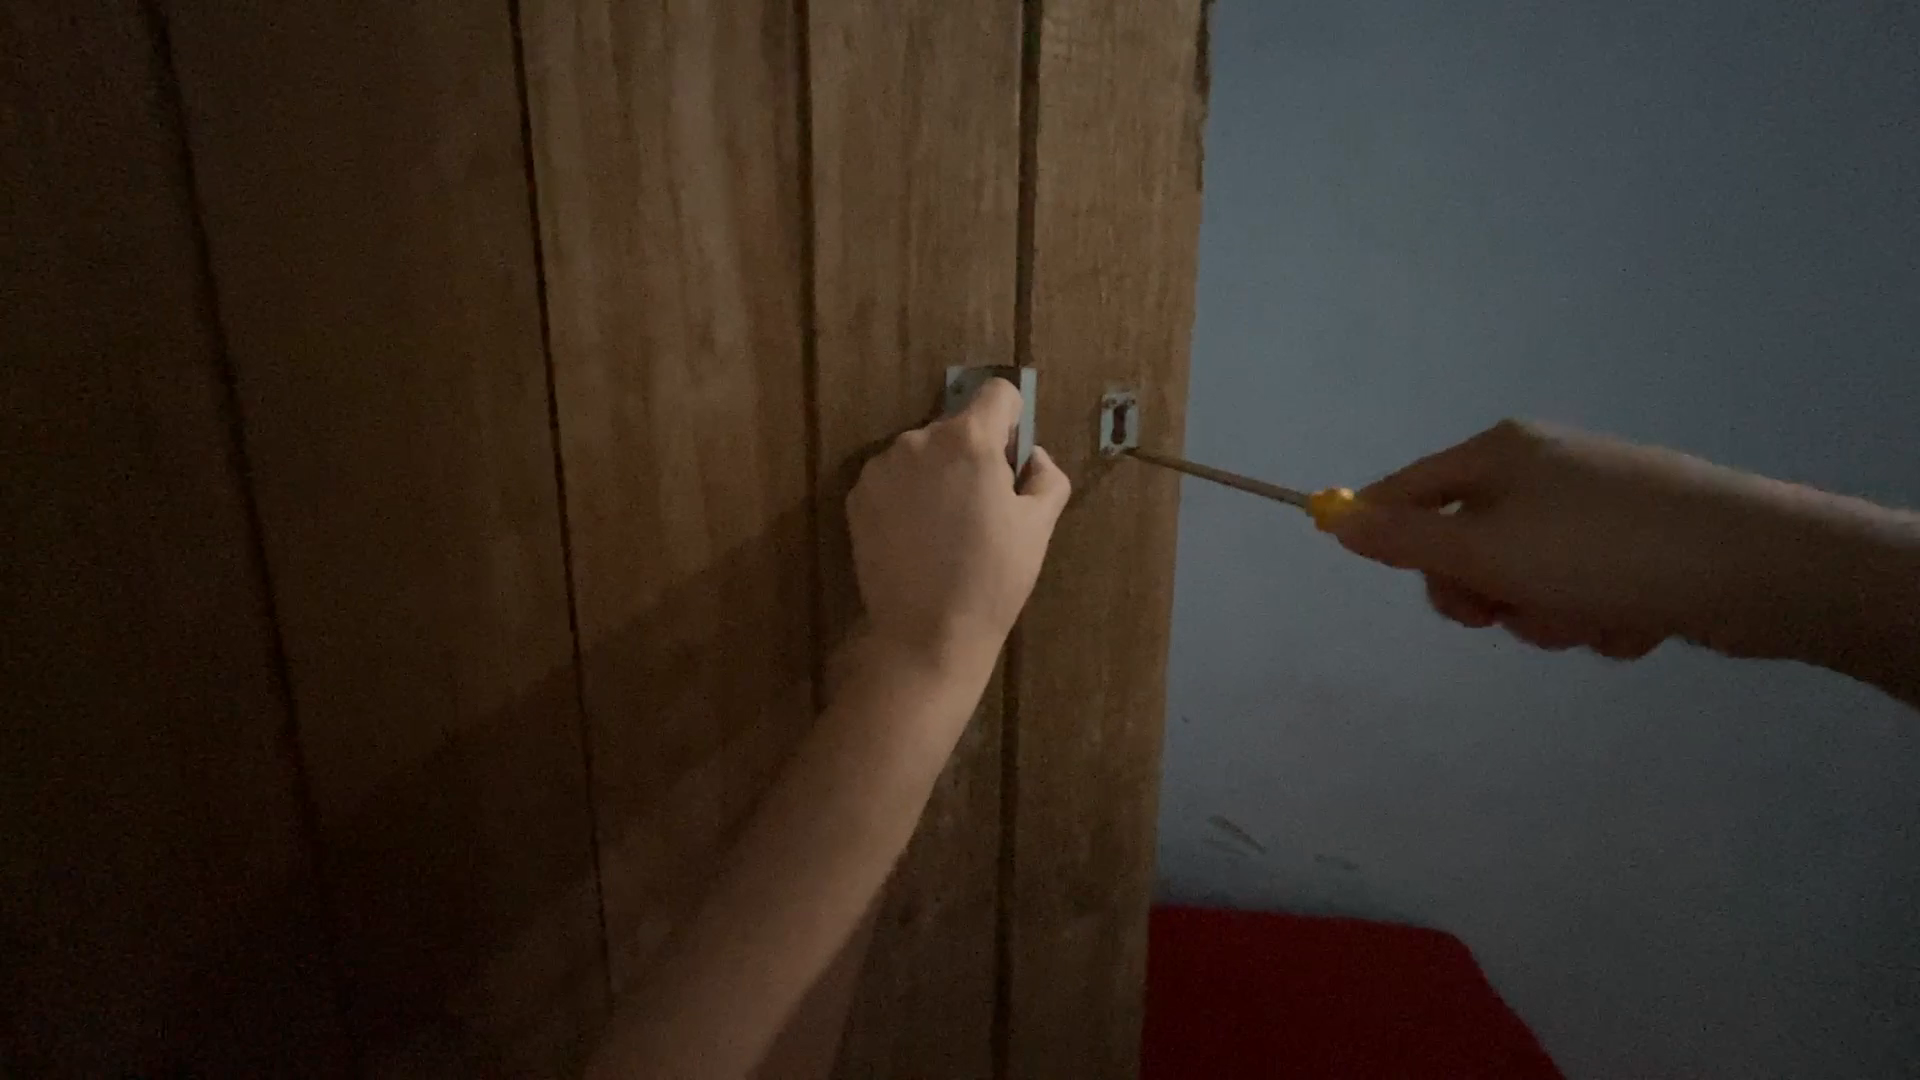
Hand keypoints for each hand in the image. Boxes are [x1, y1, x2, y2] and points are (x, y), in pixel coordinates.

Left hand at [847, 378, 1070, 670]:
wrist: (926, 632)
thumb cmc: (993, 578)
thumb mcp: (1039, 527)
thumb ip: (1047, 476)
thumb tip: (1032, 455)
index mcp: (969, 440)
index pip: (996, 393)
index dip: (1011, 421)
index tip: (1010, 459)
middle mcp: (919, 440)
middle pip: (957, 427)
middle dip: (972, 454)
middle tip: (980, 508)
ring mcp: (881, 467)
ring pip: (922, 453)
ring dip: (936, 474)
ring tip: (944, 529)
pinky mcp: (857, 496)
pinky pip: (892, 478)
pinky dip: (906, 495)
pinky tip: (915, 537)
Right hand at [1324, 420, 1886, 661]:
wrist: (1766, 572)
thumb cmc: (1596, 552)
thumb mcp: (1478, 550)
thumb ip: (1399, 539)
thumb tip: (1336, 521)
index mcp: (1496, 454)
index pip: (1405, 488)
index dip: (1380, 529)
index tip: (1376, 568)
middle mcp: (1538, 470)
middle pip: (1459, 540)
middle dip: (1475, 589)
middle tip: (1495, 611)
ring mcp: (1588, 506)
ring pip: (1516, 575)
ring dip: (1535, 612)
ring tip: (1582, 619)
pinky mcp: (1632, 544)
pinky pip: (1571, 586)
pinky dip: (1586, 613)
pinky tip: (1627, 619)